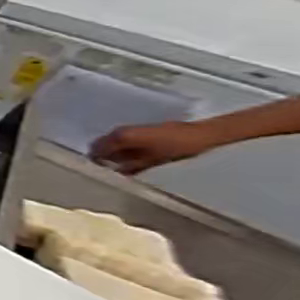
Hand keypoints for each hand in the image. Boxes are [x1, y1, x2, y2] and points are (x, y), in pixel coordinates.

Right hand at [88, 121, 220, 174]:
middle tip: (113, 167)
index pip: (95, 150)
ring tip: (125, 163)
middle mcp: (119, 130)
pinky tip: (135, 155)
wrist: (203, 134)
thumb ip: (129, 166)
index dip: (97, 162)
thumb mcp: (152, 161)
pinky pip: (122, 139)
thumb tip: (114, 171)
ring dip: (114, 152)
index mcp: (119, 138)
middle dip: (104, 156)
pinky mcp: (139, 128)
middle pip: (100, 144)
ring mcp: (129, 128)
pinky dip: (123, 148)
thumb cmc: (177, 148)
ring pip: (111, 142)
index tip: (103, 171)